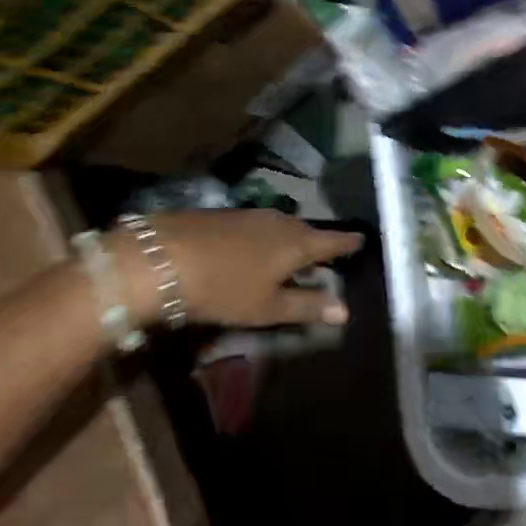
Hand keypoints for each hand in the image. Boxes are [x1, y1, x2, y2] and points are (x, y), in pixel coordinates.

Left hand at [130, 210, 362, 327]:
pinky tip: (256, 252)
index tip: (362, 239)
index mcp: (297, 242)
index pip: (332, 240)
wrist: (163, 258)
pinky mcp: (226, 216)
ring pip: (282, 228)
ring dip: (291, 241)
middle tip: (329, 255)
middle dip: (319, 244)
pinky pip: (260, 226)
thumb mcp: (267, 307)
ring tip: (294, 256)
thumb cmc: (224, 288)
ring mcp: (251, 215)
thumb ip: (307, 306)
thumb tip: (346, 310)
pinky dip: (267, 239)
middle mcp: (280, 221)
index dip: (348, 243)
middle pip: (308, 232)